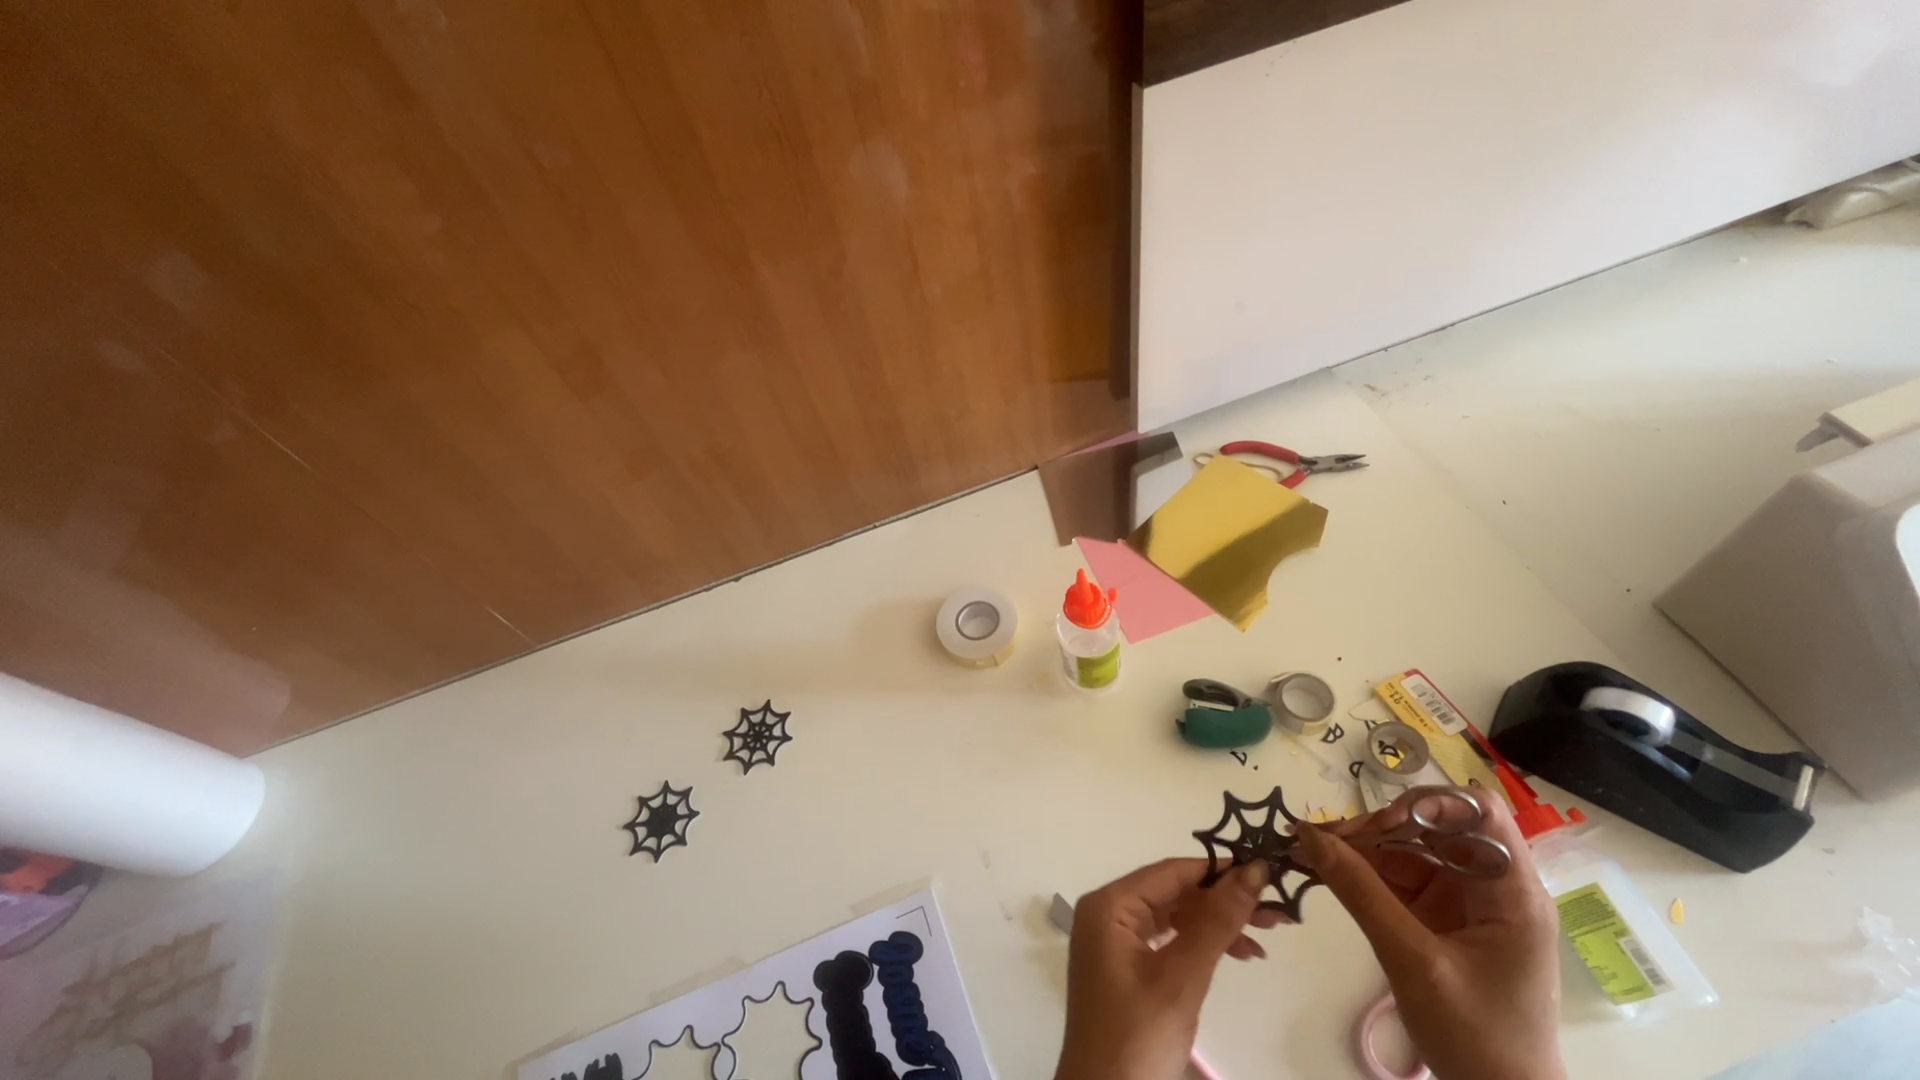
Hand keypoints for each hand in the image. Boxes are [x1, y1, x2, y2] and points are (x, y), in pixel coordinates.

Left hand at [1054, 858, 1278, 1079]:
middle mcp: (1107, 914)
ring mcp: (1115, 942)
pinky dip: (1203, 944)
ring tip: (1270, 934)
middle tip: (1278, 911)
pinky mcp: (1126, 968)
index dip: (1220, 869)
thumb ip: (1217, 922)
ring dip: (1219, 923)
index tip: (1268, 871)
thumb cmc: (1137, 1038)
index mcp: (1109, 906)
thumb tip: (1253, 871)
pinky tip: (1241, 954)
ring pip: (1176, 916)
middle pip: (1175, 892)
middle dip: (1225, 899)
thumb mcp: (1182, 978)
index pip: (1171, 872)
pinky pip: (1169, 940)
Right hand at [1296, 794, 1566, 1079]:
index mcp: (1513, 892)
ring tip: (1312, 852)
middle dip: (1379, 826)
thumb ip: (1361, 894)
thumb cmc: (1474, 1036)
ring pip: (1412, 849)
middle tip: (1322, 840)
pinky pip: (1403, 878)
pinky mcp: (1445, 919)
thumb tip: (1308, 836)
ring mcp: (1468, 903)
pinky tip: (1329, 870)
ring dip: (1364, 847)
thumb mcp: (1413, 962)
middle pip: (1436, 827)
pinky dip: (1366, 872)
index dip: (1427, 804)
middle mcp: (1494, 886)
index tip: (1377, 826)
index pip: (1479, 812)